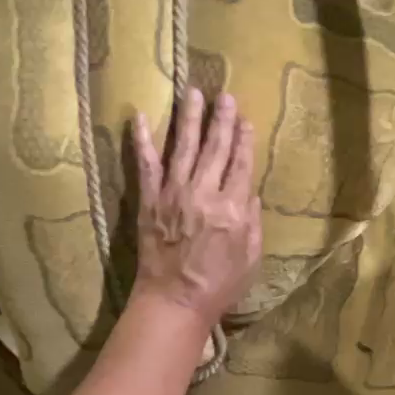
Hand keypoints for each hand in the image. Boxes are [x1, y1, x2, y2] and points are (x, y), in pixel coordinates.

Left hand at [131, 89, 262, 323]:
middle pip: (215, 149)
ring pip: (183, 146)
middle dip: (221, 120)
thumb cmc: (219, 287)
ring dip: (189, 118)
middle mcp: (205, 193)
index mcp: (233, 209)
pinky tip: (140, 117)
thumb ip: (253, 225)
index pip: (241, 166)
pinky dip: (143, 140)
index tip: (245, 120)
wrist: (176, 301)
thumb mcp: (250, 260)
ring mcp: (174, 193)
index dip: (244, 141)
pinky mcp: (150, 200)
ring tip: (191, 93)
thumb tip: (251, 195)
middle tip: (223, 95)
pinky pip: (146, 164)